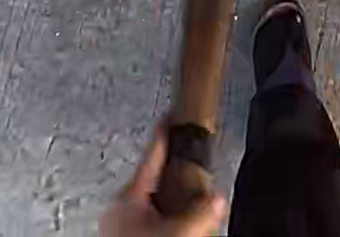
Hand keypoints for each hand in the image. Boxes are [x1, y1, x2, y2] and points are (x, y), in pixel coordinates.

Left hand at [98, 126, 227, 236]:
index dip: (164, 133)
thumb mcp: (177, 234)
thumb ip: (200, 214)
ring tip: (194, 197)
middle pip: (153, 181)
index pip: (151, 156)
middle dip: (175, 173)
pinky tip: (183, 226)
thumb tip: (219, 197)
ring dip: (173, 202)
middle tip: (193, 163)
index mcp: (127, 198)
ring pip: (153, 206)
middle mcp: (121, 211)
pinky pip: (152, 223)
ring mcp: (123, 229)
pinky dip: (168, 220)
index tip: (171, 115)